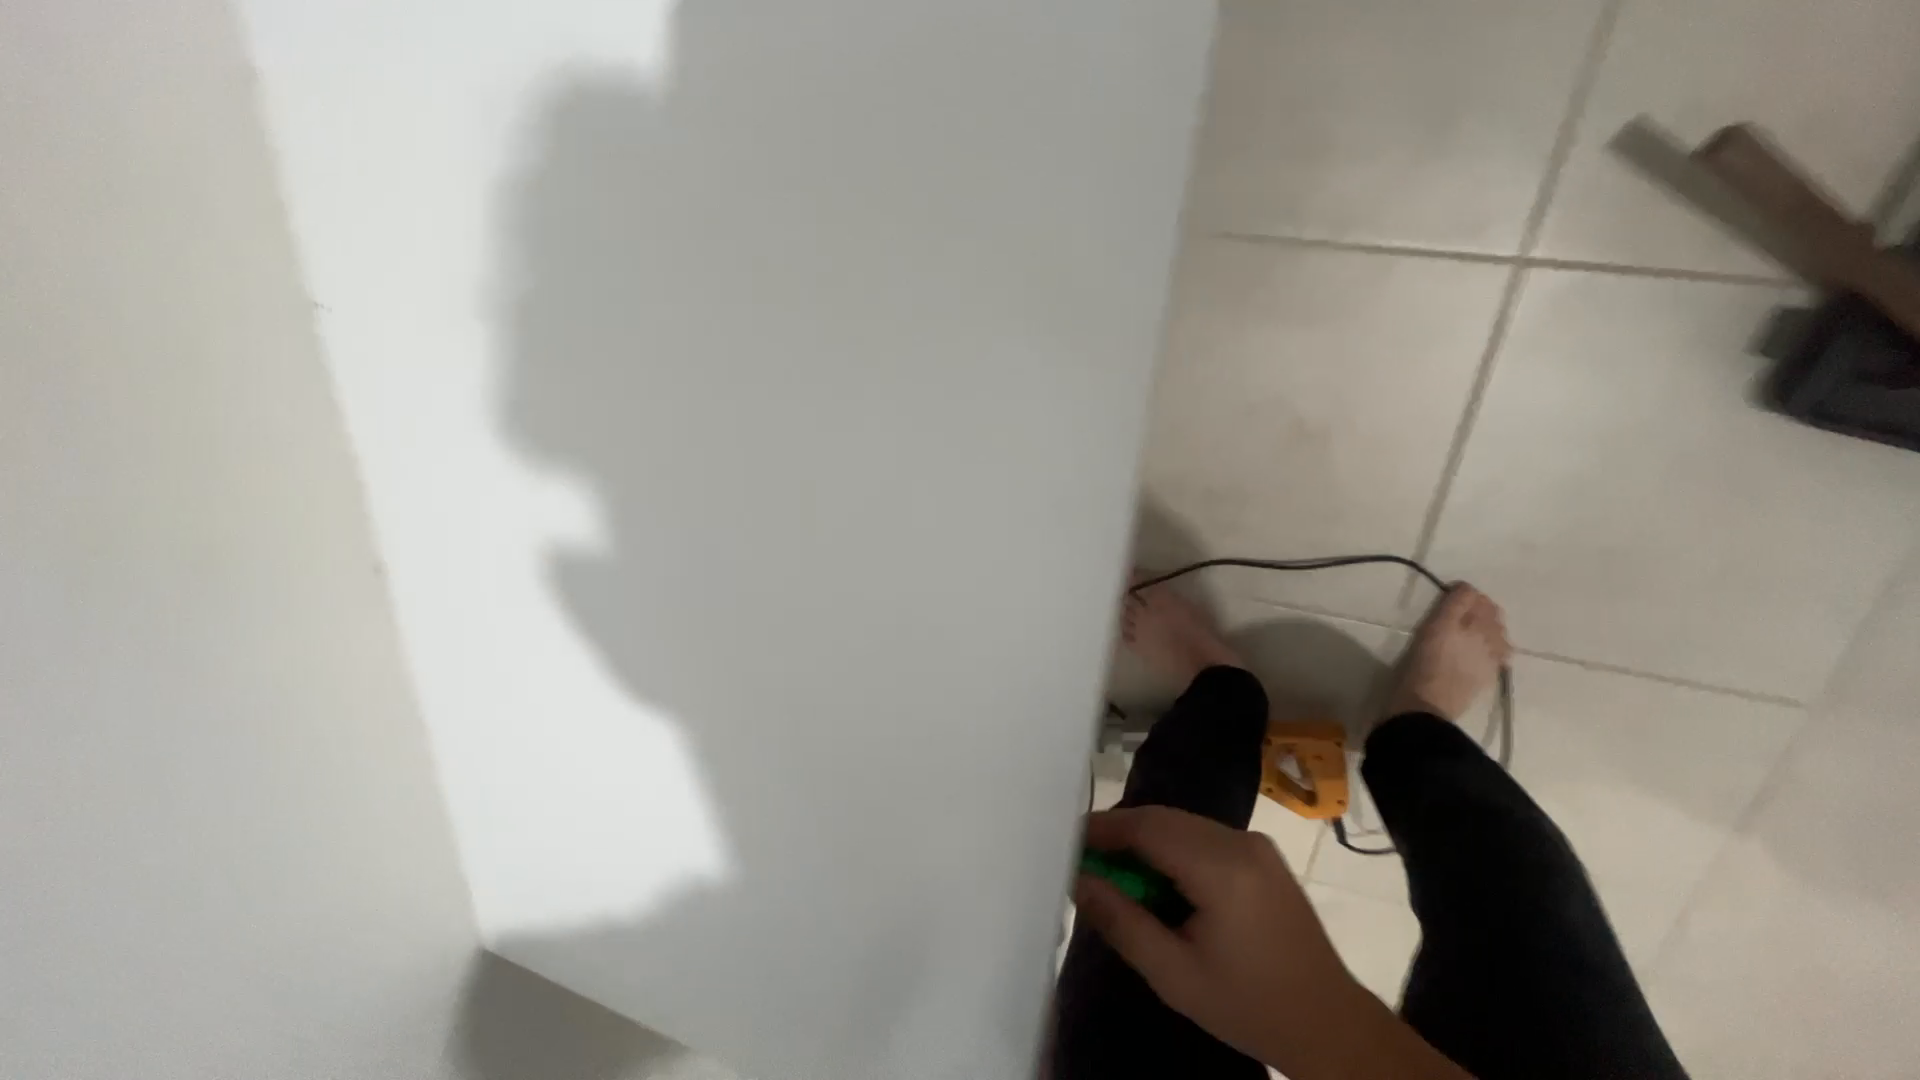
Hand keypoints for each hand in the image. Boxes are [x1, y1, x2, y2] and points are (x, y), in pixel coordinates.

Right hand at [1073, 805, 1363, 1068]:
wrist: (1329, 1024)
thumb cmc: (1248, 1004)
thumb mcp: (1174, 974)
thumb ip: (1120, 921)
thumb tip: (1077, 880)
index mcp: (1222, 869)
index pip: (1147, 826)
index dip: (1103, 828)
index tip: (1066, 840)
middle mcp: (1241, 842)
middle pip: (1164, 818)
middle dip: (1120, 834)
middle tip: (1085, 863)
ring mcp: (1256, 845)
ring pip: (1182, 824)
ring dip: (1145, 841)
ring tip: (1116, 876)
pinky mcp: (1262, 855)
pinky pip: (1203, 836)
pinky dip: (1171, 849)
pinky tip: (1158, 882)